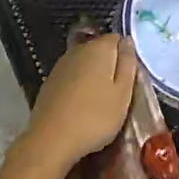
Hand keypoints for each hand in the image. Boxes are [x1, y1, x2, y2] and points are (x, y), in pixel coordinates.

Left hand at [14, 32, 136, 176]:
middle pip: (100, 50)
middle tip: (117, 94)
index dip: (125, 56)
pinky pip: (72, 76)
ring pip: (85, 63)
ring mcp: (61, 64)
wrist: (51, 139)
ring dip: (93, 76)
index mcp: (99, 48)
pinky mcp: (50, 80)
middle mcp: (78, 49)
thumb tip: (128, 40)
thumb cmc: (95, 117)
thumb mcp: (123, 94)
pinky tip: (80, 106)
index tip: (128, 79)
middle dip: (109, 66)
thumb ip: (128, 64)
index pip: (117, 39)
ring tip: (99, 102)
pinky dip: (79, 85)